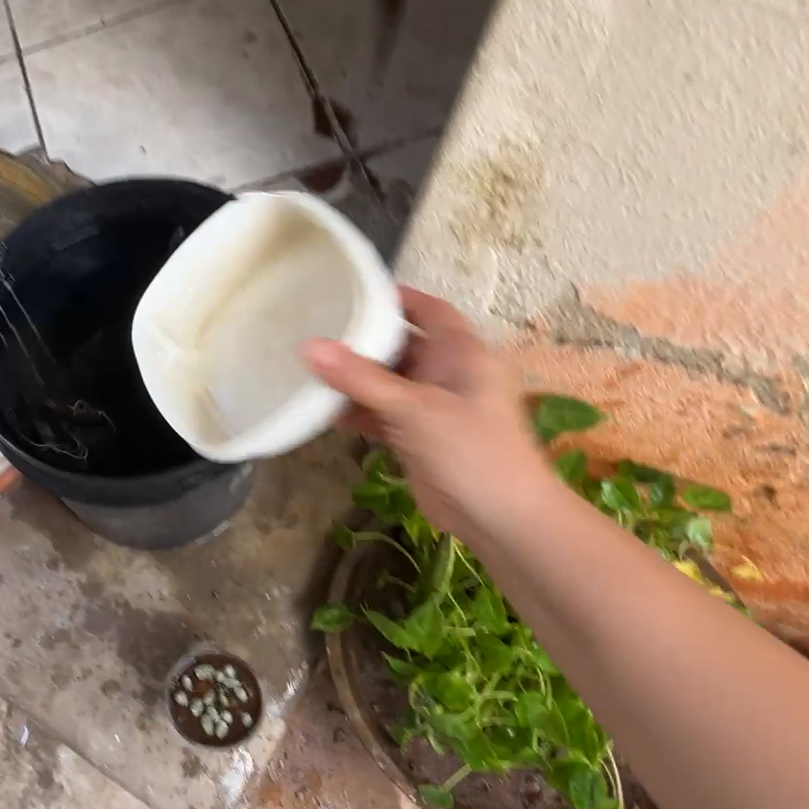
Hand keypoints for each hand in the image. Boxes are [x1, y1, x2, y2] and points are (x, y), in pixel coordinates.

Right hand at [305, 287, 555, 544]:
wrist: (501, 517)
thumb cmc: (472, 450)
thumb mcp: (415, 408)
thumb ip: (360, 378)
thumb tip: (308, 346)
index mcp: (462, 354)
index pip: (429, 311)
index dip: (397, 297)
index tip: (353, 290)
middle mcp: (447, 375)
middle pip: (400, 345)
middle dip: (362, 340)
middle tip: (315, 328)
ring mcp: (431, 407)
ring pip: (385, 382)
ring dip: (352, 379)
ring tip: (307, 366)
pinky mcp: (416, 437)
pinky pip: (379, 413)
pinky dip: (354, 410)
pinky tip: (320, 409)